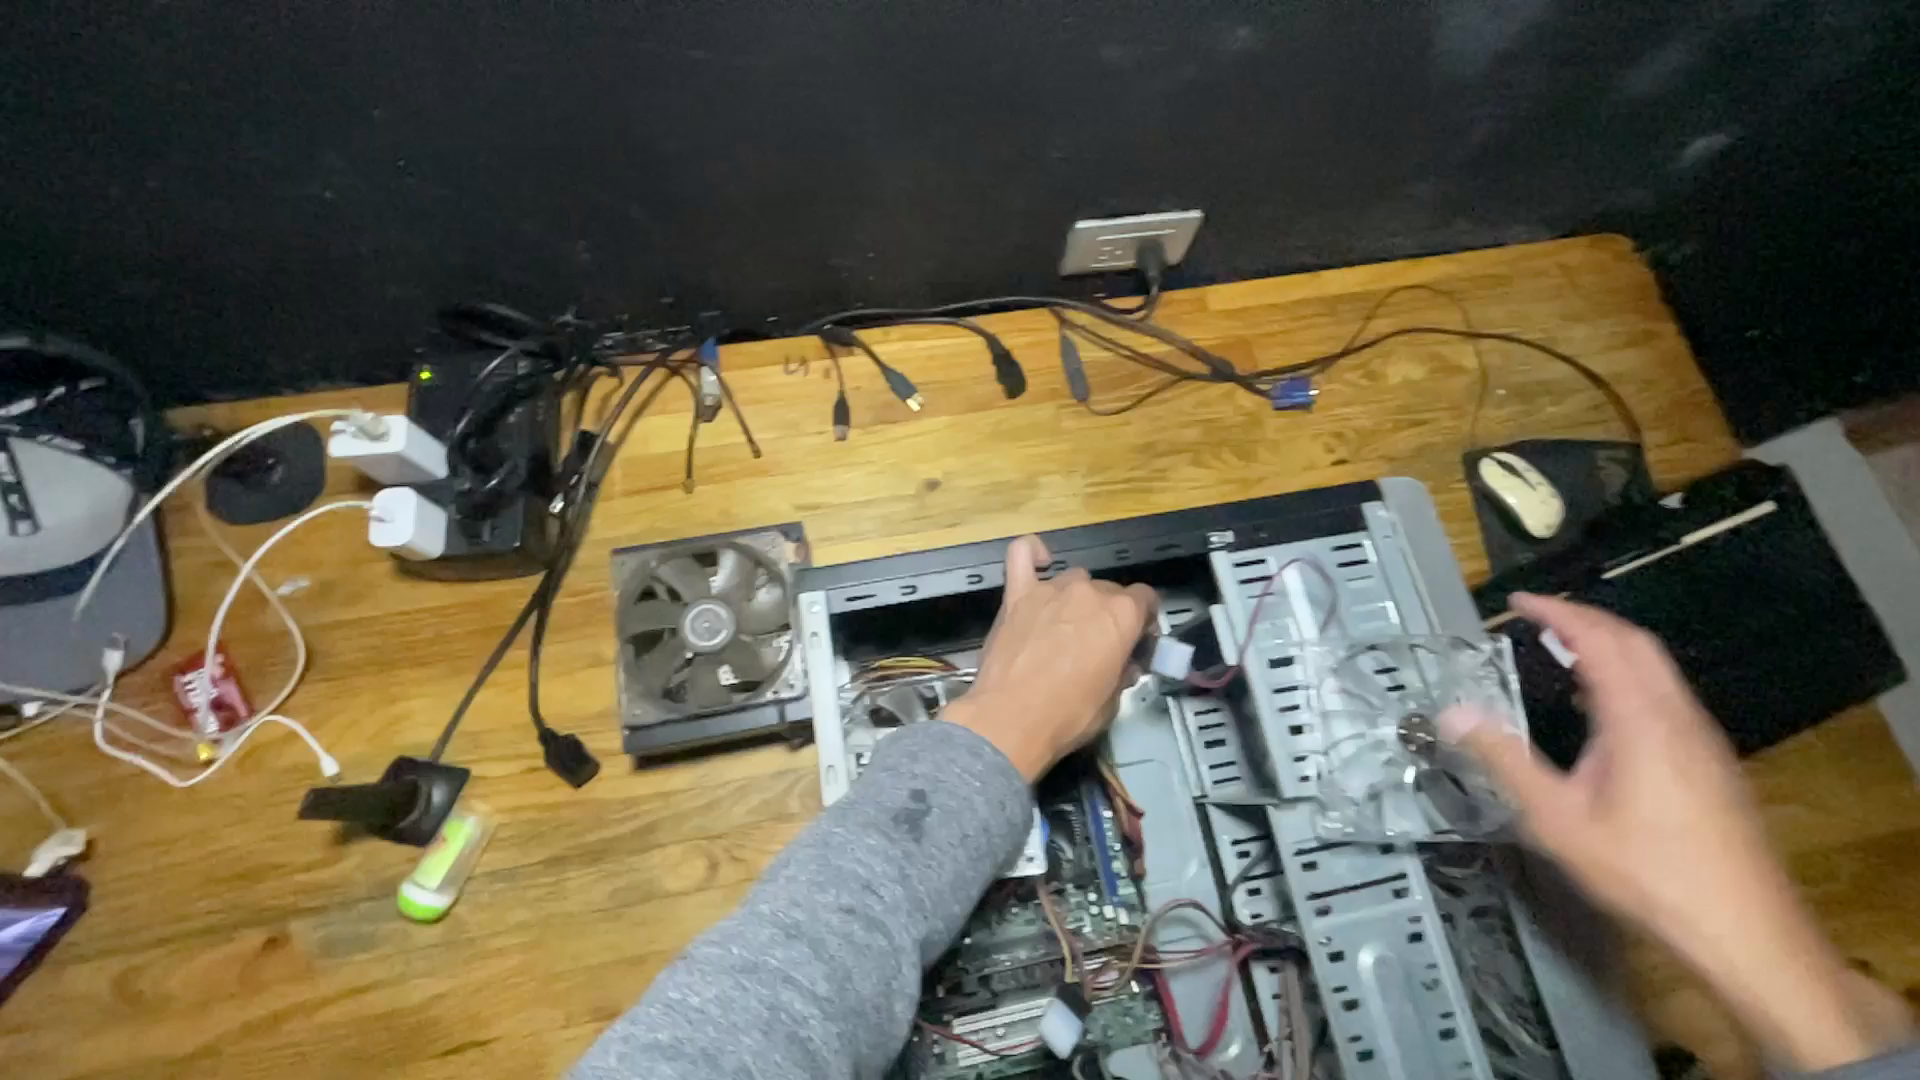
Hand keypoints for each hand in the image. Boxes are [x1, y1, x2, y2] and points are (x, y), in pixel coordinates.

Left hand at [946, 535, 1156, 781]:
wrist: (1011, 719)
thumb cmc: (1068, 716)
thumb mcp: (1113, 702)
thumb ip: (1122, 672)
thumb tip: (1123, 665)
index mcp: (1122, 615)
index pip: (1146, 599)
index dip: (1144, 620)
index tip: (1137, 641)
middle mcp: (1089, 593)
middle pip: (1108, 591)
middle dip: (1109, 614)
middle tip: (1099, 645)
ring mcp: (1050, 590)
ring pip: (1073, 579)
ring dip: (1075, 598)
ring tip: (1065, 625)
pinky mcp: (1017, 595)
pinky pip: (1021, 556)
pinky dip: (1032, 554)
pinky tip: (1039, 560)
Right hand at [1441, 593, 1911, 1069]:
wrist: (1745, 931)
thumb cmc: (1643, 870)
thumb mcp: (1554, 818)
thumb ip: (1503, 759)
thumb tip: (1452, 713)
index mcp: (1640, 720)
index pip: (1601, 641)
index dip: (1558, 612)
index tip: (1517, 600)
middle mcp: (1678, 718)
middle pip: (1637, 644)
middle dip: (1584, 619)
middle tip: (1536, 614)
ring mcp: (1702, 739)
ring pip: (1657, 668)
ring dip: (1608, 645)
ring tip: (1560, 647)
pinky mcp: (1710, 762)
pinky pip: (1664, 694)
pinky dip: (1625, 675)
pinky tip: (1599, 705)